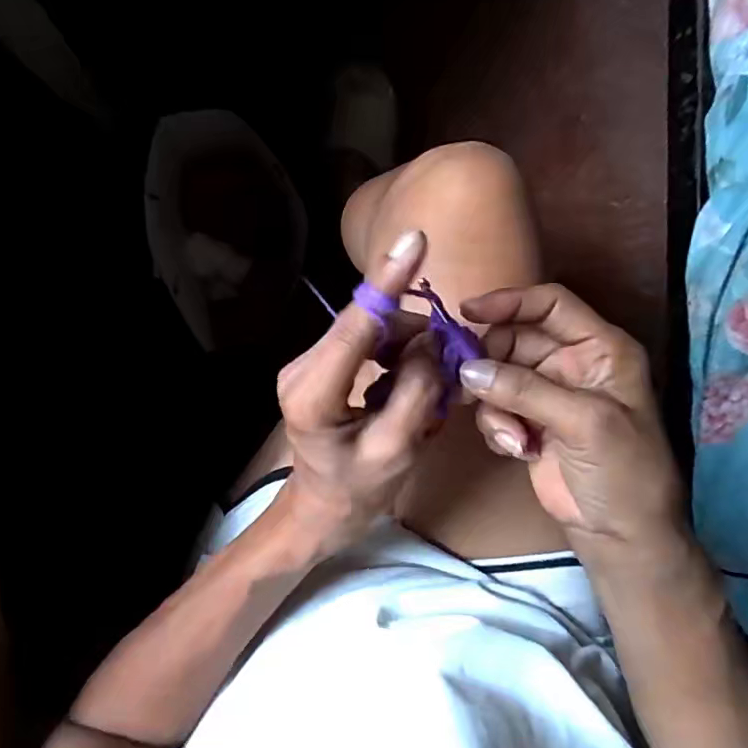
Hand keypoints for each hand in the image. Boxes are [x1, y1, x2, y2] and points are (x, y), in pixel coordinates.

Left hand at [274, 230, 443, 553]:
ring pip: (364, 331)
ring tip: (425, 381)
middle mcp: (299, 371)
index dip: (386, 284)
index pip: (353, 330)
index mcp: (312, 397)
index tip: (413, 240)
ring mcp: (303, 366)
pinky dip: (390, 351)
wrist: (321, 507)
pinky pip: (360, 342)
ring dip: (402, 343)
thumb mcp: (398, 449)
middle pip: (362, 325)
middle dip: (409, 329)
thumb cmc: (359, 490)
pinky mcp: (314, 365)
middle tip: (447, 357)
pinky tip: (404, 379)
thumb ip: (416, 390)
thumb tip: (429, 340)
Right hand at [456, 284, 688, 553]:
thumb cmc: (623, 471)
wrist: (620, 532)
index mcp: (600, 349)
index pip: (550, 305)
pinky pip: (493, 407)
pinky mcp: (526, 421)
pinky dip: (496, 426)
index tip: (467, 311)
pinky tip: (517, 450)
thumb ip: (525, 389)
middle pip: (512, 340)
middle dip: (490, 364)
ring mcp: (546, 394)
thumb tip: (467, 368)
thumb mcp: (583, 422)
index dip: (510, 302)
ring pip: (495, 376)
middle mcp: (570, 364)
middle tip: (470, 387)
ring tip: (513, 437)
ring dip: (494, 405)